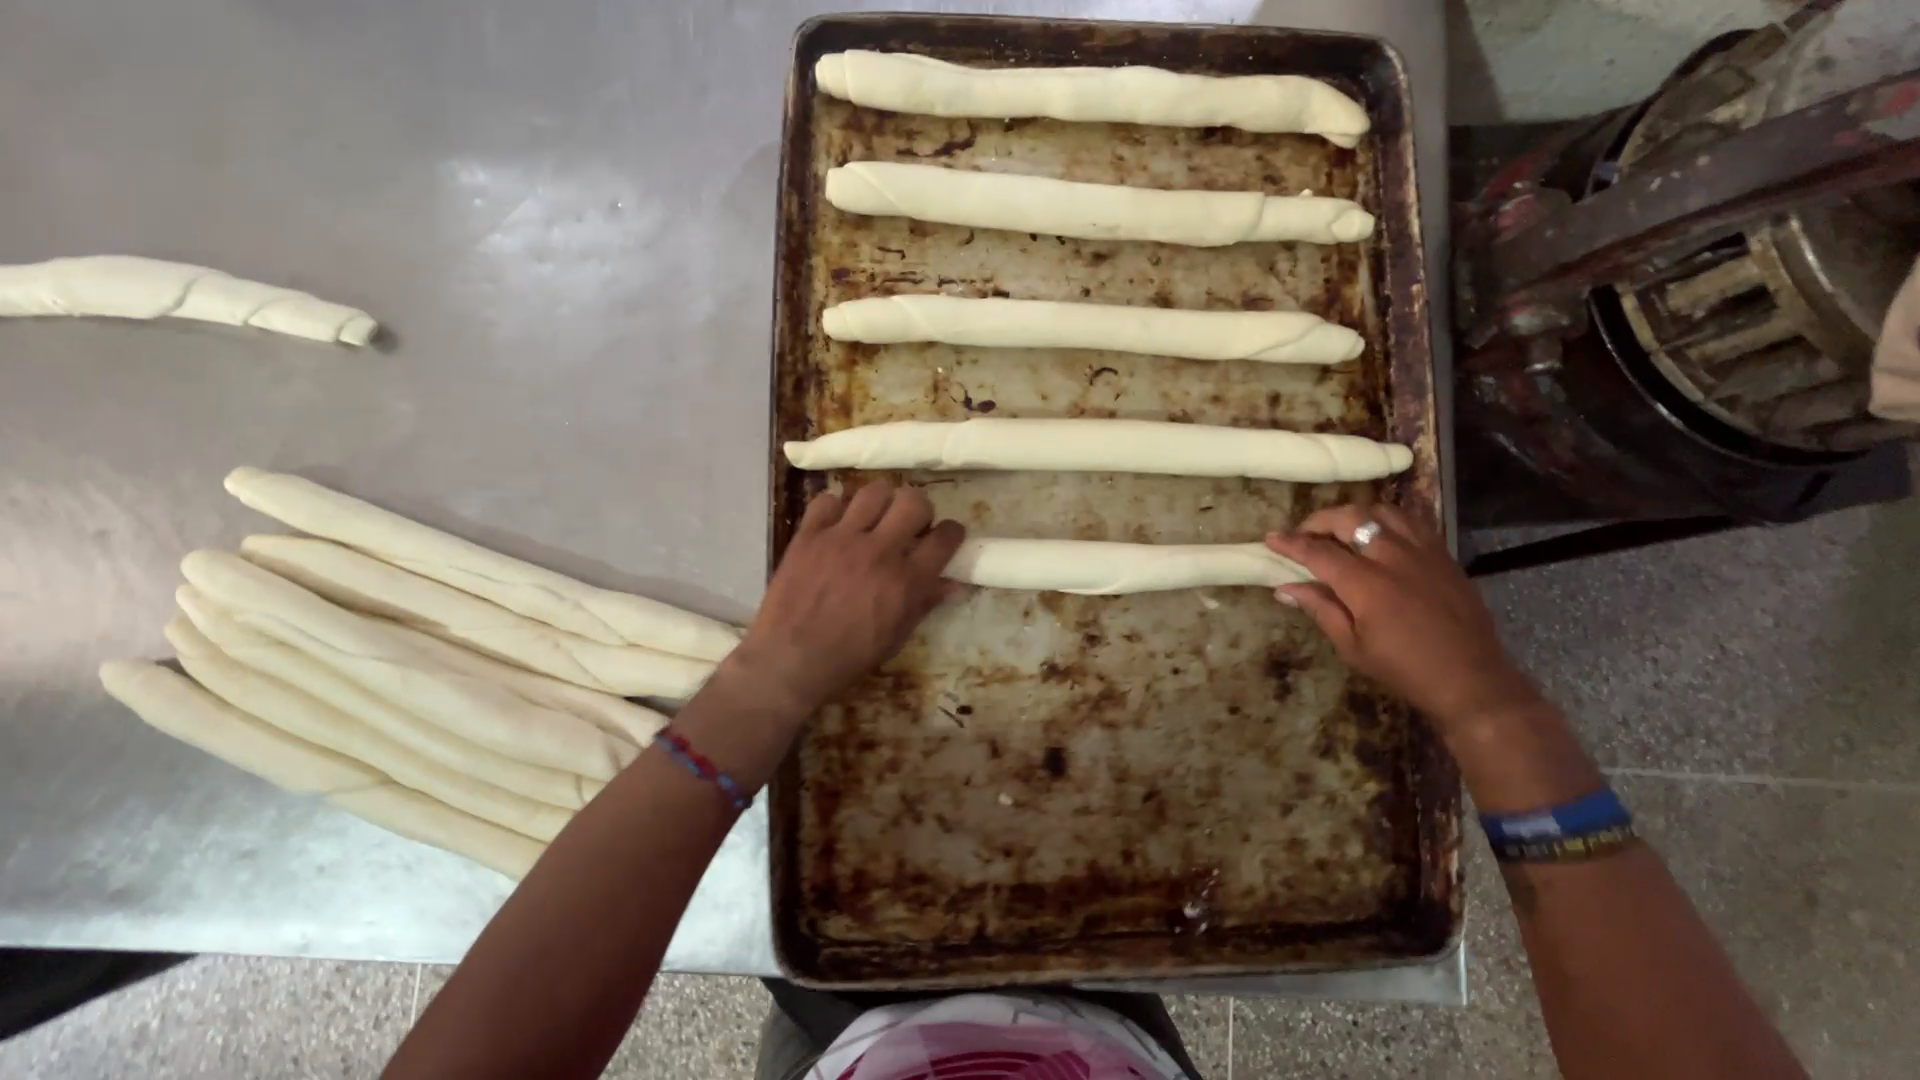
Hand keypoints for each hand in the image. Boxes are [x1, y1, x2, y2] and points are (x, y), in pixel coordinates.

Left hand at [728, 483, 965, 716]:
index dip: (952, 533)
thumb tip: (951, 584)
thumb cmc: (848, 658)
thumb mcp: (895, 637)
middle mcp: (879, 551)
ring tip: (873, 519)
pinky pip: (827, 501)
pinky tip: (835, 527)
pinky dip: (835, 509)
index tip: (946, 537)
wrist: (790, 661)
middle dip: (919, 509)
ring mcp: (841, 539)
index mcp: (906, 581)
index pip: (944, 538)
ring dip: (880, 503)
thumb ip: (923, 604)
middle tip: (909, 525)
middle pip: (913, 502)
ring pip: (873, 492)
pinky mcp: (808, 536)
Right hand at [1266, 504, 1541, 730]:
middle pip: (1349, 518)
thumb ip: (1320, 609)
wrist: (1471, 679)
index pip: (1318, 551)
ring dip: (1354, 515)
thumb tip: (1285, 587)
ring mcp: (1423, 552)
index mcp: (1366, 584)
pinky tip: (1378, 535)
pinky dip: (1386, 520)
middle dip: (1319, 521)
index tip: (1270, 539)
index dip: (1290, 543)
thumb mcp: (1352, 647)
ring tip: (1340, 530)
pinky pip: (1411, 522)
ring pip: (1382, 512)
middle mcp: (1394, 557)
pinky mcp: (1443, 555)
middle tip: (1303, 534)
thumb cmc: (1405, 669)